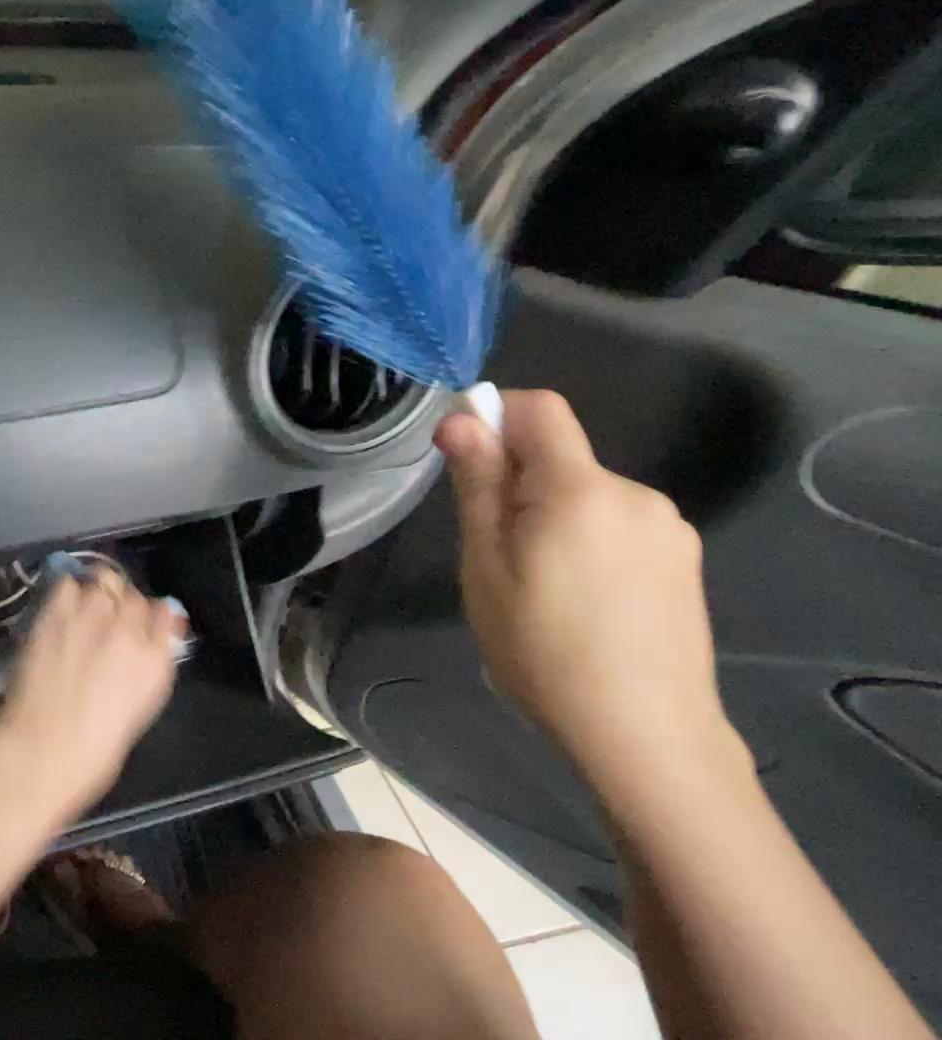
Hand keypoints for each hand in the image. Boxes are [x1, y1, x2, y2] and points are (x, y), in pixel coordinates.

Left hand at [0, 567, 186, 812]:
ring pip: (103, 583)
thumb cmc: (95, 746)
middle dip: (123, 604)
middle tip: (107, 620)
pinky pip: (68, 585)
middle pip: (133, 596)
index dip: (151, 617)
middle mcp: (130, 630)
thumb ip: (147, 667)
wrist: (45, 746)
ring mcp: (92, 617)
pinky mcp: (56, 614)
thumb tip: (144, 646)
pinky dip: (67, 591)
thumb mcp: (138, 709)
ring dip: (97, 594)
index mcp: (157, 660)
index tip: (140, 625)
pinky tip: (62, 608)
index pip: (165, 614)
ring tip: (84, 611)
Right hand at [434, 390, 750, 788]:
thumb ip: (478, 486)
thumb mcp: (486, 567)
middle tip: (492, 554)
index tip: (462, 464)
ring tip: (536, 588)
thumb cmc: (541, 650)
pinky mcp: (682, 560)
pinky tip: (579, 603)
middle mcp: (635, 494)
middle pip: (560, 458)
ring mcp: (668, 528)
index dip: (493, 416)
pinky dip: (584, 542)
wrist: (643, 734)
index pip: (540, 410)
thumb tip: (462, 419)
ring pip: (586, 496)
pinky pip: (616, 526)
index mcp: (581, 490)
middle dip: (516, 485)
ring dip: (549, 518)